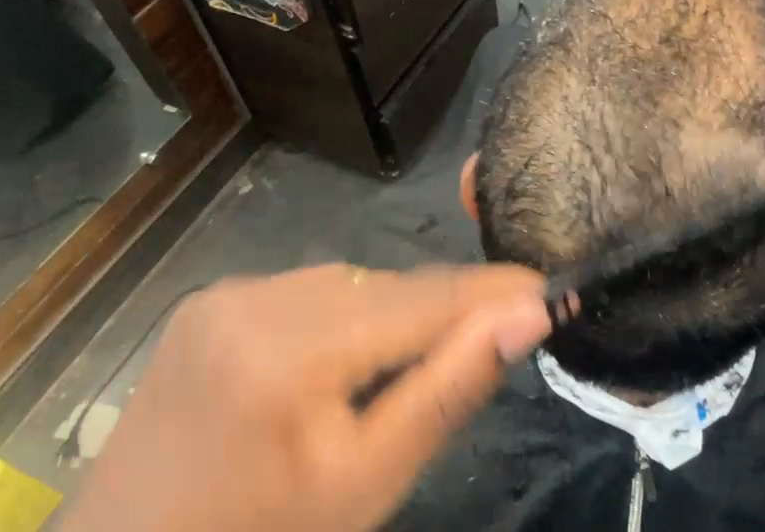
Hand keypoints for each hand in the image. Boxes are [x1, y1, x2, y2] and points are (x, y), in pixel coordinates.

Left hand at [59, 264, 550, 531]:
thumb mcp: (369, 481)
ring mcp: (226, 295)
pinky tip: (347, 360)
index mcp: (292, 349)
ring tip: (416, 363)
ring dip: (399, 312)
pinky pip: (312, 291)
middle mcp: (256, 297)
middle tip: (498, 337)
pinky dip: (349, 315)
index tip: (555, 288)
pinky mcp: (209, 302)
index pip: (427, 299)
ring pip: (356, 283)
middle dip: (448, 309)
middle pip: (392, 286)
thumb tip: (530, 313)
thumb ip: (452, 388)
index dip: (496, 292)